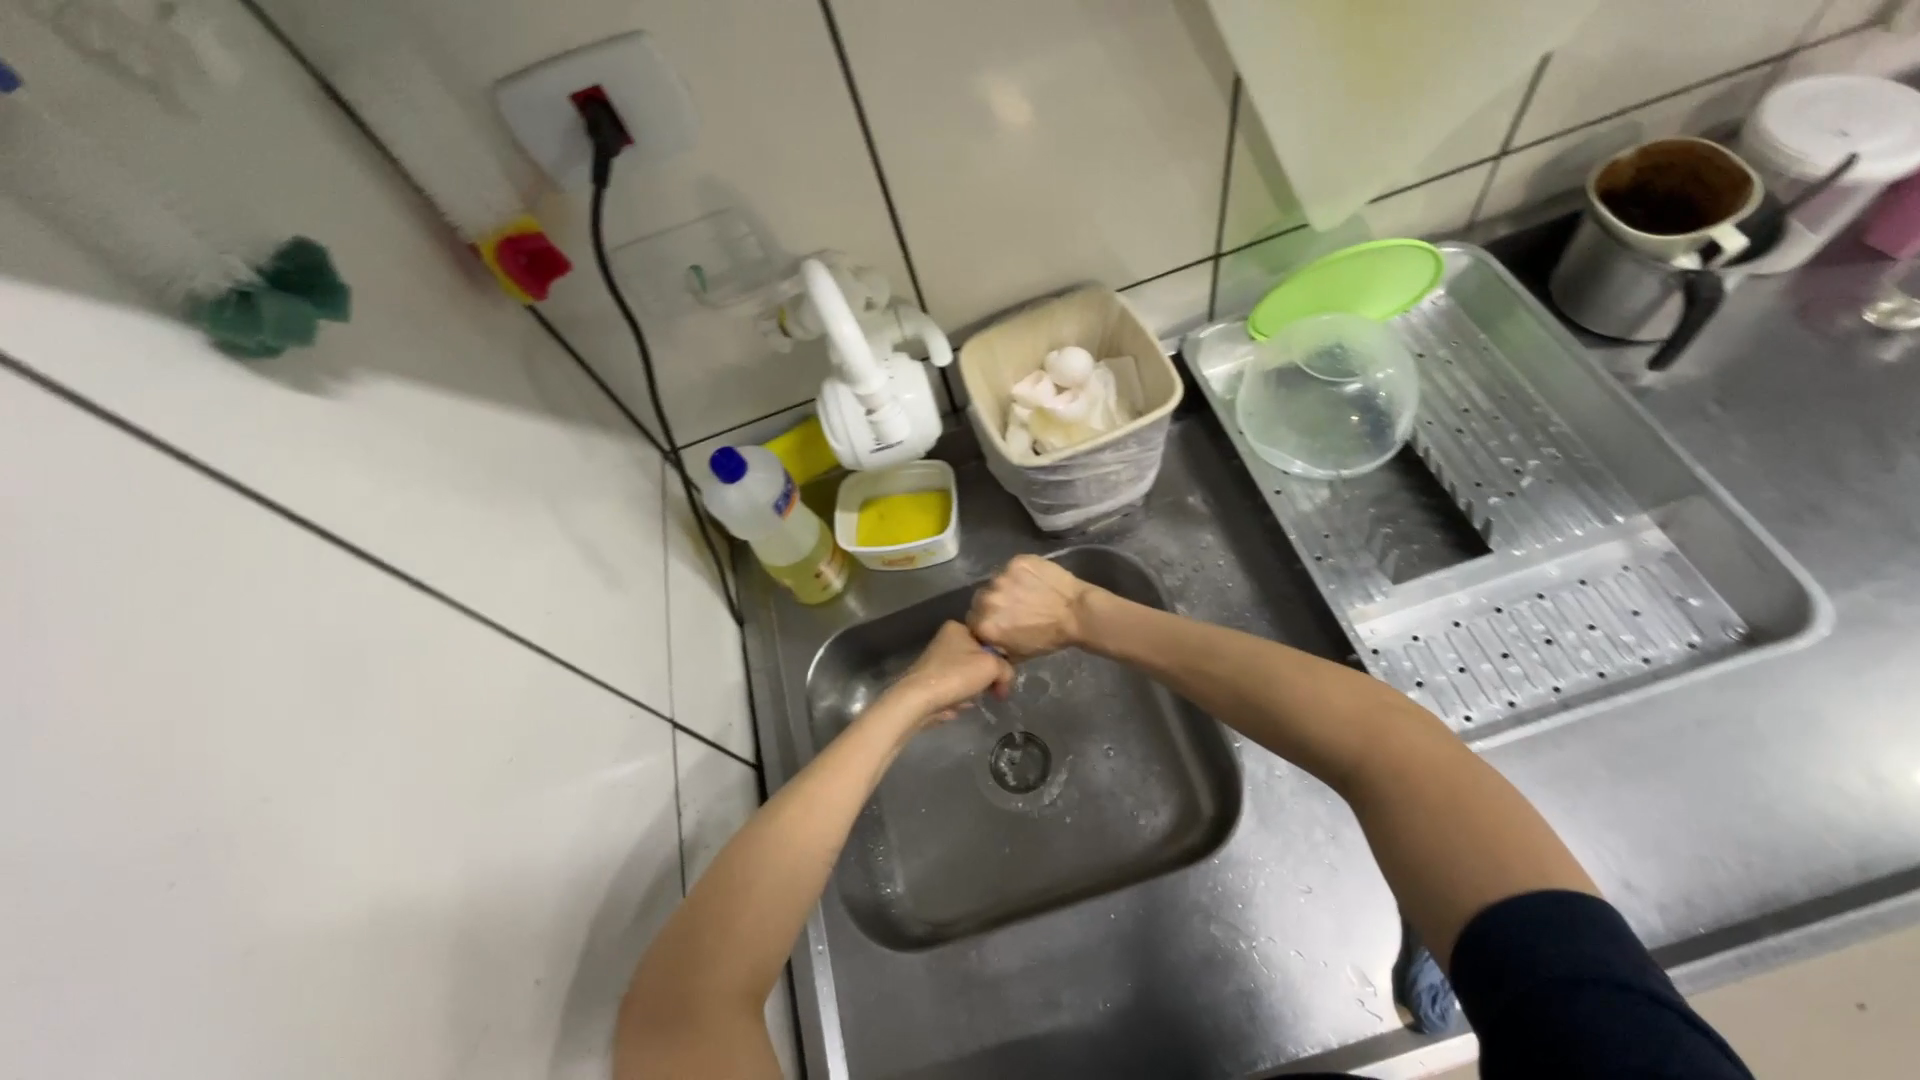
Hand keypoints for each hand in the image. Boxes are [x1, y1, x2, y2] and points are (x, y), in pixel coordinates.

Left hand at [886, 620, 1014, 723]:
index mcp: (957, 628)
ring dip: (973, 691)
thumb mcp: (992, 666)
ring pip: (967, 677)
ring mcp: (935, 662)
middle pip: (978, 660)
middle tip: (994, 693)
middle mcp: (944, 641)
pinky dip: (959, 698)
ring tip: (969, 699)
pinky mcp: (930, 682)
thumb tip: (1004, 680)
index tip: (1004, 679)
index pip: (988, 641)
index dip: (1000, 660)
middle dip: (987, 679)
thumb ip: (1006, 669)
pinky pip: (954, 689)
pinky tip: (957, 705)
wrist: (918, 700)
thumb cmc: (956, 675)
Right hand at [968, 555, 1096, 661]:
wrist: (1077, 613)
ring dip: (1006, 587)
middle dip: (993, 604)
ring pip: (996, 582)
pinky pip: (1011, 568)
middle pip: (980, 599)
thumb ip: (996, 647)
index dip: (985, 621)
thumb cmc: (1049, 638)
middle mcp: (987, 599)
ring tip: (1026, 593)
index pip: (973, 620)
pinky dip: (1020, 574)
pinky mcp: (1017, 561)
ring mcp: (1002, 577)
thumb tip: (988, 642)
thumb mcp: (1018, 654)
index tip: (999, 621)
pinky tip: (1034, 581)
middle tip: (1013, 607)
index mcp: (985, 624)